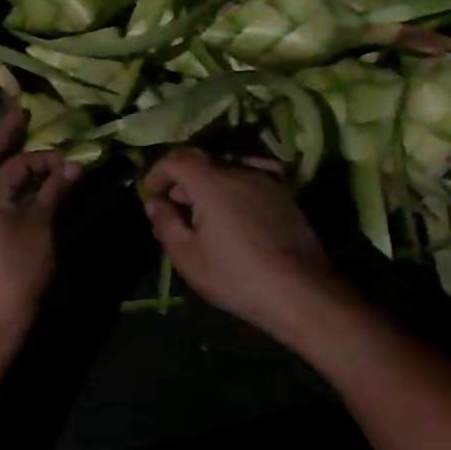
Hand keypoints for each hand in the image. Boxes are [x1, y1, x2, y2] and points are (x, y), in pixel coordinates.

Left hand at [0, 108, 81, 329]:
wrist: (1, 310)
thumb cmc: (22, 267)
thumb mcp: (42, 226)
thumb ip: (55, 192)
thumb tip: (74, 166)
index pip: (16, 164)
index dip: (44, 158)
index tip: (69, 163)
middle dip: (4, 135)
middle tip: (20, 113)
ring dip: (1, 158)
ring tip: (19, 141)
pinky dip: (4, 181)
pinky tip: (20, 181)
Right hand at [142, 149, 347, 339]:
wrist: (300, 291)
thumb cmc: (235, 277)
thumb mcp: (188, 257)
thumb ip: (166, 223)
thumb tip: (155, 202)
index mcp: (213, 183)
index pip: (178, 158)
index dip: (158, 172)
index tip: (151, 195)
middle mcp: (242, 172)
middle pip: (203, 163)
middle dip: (182, 183)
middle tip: (174, 213)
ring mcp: (268, 182)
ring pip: (228, 171)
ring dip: (209, 187)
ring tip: (205, 217)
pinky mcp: (286, 196)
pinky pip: (252, 180)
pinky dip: (235, 189)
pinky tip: (236, 212)